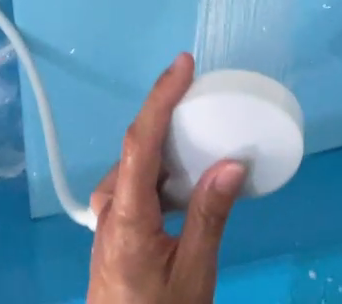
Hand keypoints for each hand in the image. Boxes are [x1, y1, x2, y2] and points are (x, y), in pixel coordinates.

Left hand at [88, 54, 247, 303]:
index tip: (184, 64)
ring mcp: (109, 219)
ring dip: (164, 136)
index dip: (161, 97)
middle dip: (166, 109)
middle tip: (201, 88)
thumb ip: (210, 218)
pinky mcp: (115, 230)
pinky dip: (161, 163)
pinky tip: (185, 170)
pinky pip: (136, 180)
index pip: (141, 141)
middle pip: (135, 145)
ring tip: (199, 121)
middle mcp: (110, 209)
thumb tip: (232, 162)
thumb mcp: (193, 277)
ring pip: (135, 163)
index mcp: (128, 217)